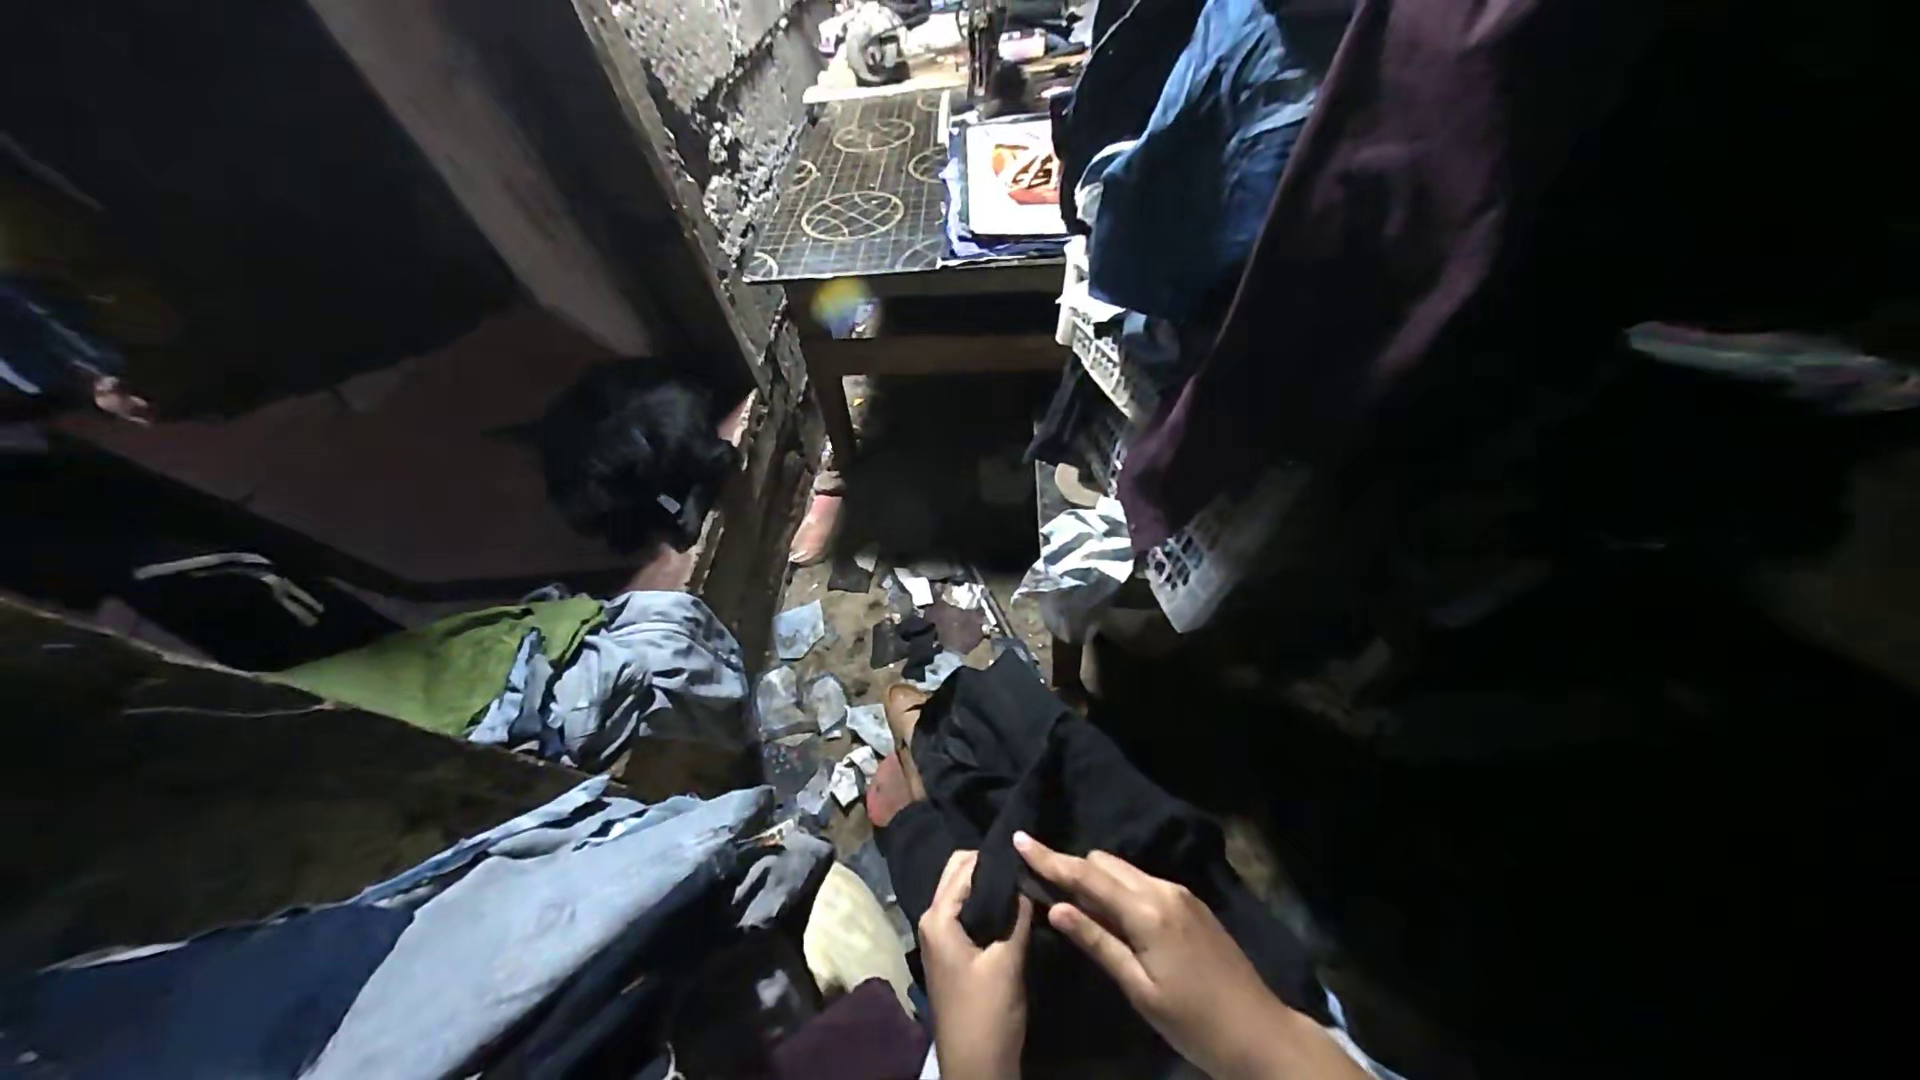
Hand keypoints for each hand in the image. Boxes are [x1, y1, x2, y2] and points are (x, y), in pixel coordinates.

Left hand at [919, 850, 1033, 1079]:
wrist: (976, 1071)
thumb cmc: (987, 1015)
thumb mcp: (1007, 962)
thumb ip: (1017, 916)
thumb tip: (1026, 879)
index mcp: (938, 917)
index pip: (964, 867)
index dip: (993, 856)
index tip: (1023, 850)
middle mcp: (932, 919)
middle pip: (958, 873)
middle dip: (987, 865)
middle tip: (1023, 864)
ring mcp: (939, 935)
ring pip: (962, 891)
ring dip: (987, 883)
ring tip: (1020, 880)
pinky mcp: (950, 949)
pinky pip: (965, 910)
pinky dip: (984, 901)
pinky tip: (1010, 905)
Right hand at [1015, 832, 1368, 1079]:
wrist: (1263, 1035)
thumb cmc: (1195, 1024)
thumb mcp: (1140, 989)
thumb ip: (1097, 942)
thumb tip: (1056, 907)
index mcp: (1146, 910)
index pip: (1087, 874)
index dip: (1050, 858)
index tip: (1020, 838)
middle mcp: (1162, 888)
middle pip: (1104, 863)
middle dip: (1073, 869)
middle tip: (1047, 888)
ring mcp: (1179, 893)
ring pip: (1124, 870)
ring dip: (1097, 879)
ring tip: (1077, 903)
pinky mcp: (1191, 902)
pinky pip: (1143, 882)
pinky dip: (1121, 890)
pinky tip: (1115, 915)